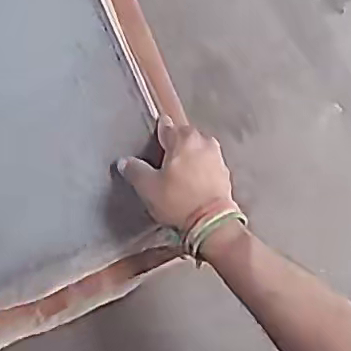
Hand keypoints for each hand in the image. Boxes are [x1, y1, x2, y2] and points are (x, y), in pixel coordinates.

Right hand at [116, 117, 235, 230]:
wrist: (212, 223)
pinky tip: (192, 183)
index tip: (153, 139)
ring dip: (189, 158)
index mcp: (184, 139)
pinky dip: (200, 171)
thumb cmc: (179, 200)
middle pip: (184, 137)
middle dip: (174, 145)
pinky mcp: (225, 174)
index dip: (157, 133)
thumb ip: (135, 170)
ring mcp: (217, 158)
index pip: (166, 127)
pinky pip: (208, 165)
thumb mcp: (148, 187)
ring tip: (177, 174)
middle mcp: (203, 142)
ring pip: (197, 150)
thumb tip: (125, 162)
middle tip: (162, 160)